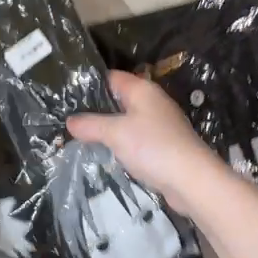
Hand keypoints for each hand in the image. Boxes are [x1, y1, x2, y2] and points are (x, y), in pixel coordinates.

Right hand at [67, 71, 228, 216]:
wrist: (191, 179)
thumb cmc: (152, 146)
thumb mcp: (115, 133)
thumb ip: (91, 124)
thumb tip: (69, 121)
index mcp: (143, 90)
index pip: (112, 78)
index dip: (90, 84)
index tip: (67, 96)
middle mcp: (153, 102)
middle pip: (119, 100)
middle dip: (96, 110)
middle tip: (68, 121)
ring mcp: (160, 124)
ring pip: (127, 121)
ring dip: (109, 130)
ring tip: (81, 139)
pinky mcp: (164, 145)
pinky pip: (136, 139)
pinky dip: (123, 145)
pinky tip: (108, 155)